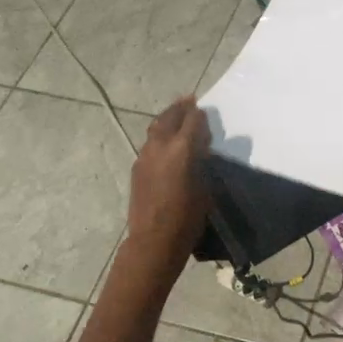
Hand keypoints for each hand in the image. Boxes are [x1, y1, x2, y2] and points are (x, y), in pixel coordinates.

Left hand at [123, 96, 210, 267]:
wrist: (154, 239)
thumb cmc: (188, 217)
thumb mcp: (205, 187)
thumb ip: (202, 162)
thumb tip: (200, 148)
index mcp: (182, 148)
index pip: (192, 120)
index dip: (199, 114)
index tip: (204, 110)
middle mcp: (161, 146)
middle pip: (170, 117)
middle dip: (180, 108)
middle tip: (189, 101)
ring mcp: (145, 156)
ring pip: (156, 128)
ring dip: (167, 119)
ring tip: (176, 117)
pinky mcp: (137, 168)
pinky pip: (149, 143)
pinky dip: (159, 136)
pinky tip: (166, 143)